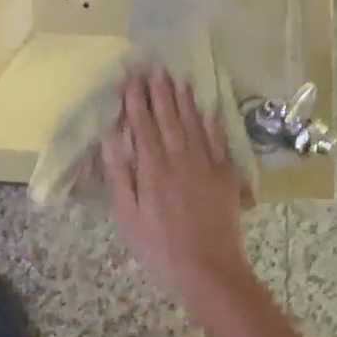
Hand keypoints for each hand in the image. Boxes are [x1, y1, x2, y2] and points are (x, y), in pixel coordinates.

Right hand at [101, 68, 251, 291]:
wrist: (209, 268)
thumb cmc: (158, 245)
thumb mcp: (127, 215)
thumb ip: (120, 175)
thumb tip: (111, 139)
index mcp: (152, 168)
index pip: (142, 125)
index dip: (135, 100)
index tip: (130, 78)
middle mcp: (180, 159)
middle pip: (168, 118)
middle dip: (160, 92)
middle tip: (154, 68)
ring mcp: (206, 166)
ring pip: (194, 124)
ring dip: (184, 100)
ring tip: (177, 79)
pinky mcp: (225, 177)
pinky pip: (218, 142)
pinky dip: (211, 123)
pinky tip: (206, 110)